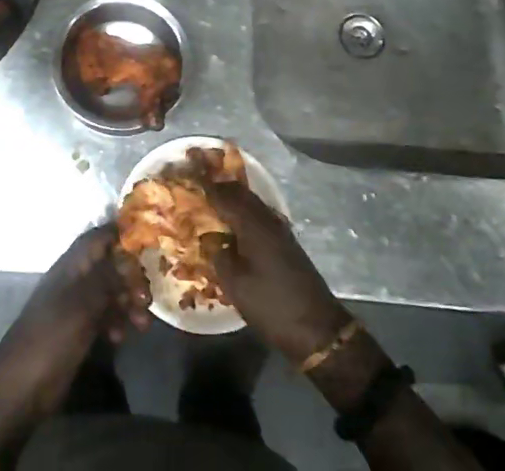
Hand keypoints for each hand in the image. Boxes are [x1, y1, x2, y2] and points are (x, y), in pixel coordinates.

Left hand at [0, 225, 149, 411]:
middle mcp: (75, 280)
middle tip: (147, 298)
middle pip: (110, 265)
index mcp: (71, 266)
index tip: (148, 244)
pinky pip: (105, 316)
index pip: (98, 238)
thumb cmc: (51, 337)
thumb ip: (107, 278)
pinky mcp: (79, 330)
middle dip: (131, 277)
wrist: (22, 386)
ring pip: (111, 292)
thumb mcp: (82, 305)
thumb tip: (129, 256)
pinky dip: (117, 322)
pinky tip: (121, 338)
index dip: (121, 235)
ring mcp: (77, 306)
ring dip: (128, 303)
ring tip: (142, 324)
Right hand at [202, 181, 350, 364]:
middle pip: (240, 192)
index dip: (205, 184)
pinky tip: (232, 223)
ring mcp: (279, 230)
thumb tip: (209, 237)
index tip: (187, 175)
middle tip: (197, 183)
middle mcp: (267, 219)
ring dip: (231, 197)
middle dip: (218, 185)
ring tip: (210, 199)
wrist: (317, 329)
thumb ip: (218, 254)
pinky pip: (258, 215)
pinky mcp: (285, 242)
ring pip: (251, 202)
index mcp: (253, 224)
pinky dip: (242, 211)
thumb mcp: (234, 283)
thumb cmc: (271, 305)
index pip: (224, 195)